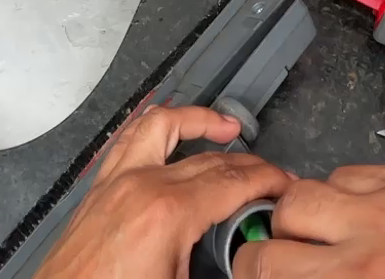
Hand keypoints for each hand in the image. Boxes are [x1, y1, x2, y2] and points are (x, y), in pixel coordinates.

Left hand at [36, 105, 293, 278]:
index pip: (231, 180)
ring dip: (198, 120)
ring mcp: (115, 181)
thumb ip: (219, 267)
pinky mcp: (98, 189)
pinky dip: (156, 127)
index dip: (266, 179)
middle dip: (247, 163)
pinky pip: (131, 139)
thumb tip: (249, 264)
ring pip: (162, 125)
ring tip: (225, 126)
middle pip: (208, 157)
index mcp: (166, 213)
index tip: (286, 184)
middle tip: (271, 175)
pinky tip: (169, 136)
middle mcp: (140, 184)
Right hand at [234, 165, 384, 278]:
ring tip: (328, 241)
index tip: (259, 278)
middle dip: (275, 242)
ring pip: (315, 186)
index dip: (252, 274)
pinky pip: (355, 171)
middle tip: (290, 264)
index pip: (267, 266)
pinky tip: (366, 220)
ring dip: (311, 214)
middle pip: (282, 214)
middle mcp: (372, 233)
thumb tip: (308, 276)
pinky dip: (348, 194)